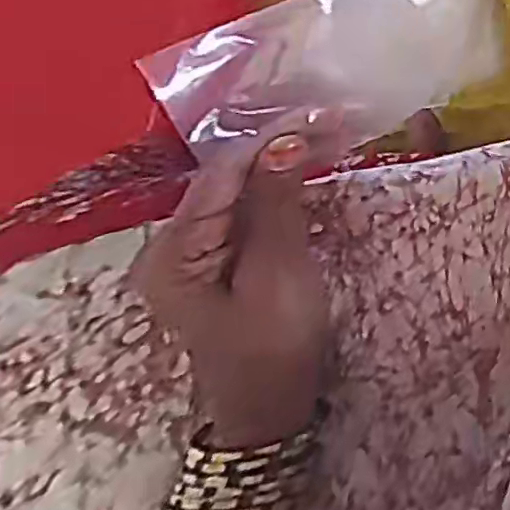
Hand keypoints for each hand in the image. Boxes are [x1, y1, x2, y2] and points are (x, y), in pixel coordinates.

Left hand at [133, 134, 328, 447]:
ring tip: (335, 130)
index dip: (268, 139)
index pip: (219, 176)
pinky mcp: (231, 246)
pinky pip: (256, 200)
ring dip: (289, 154)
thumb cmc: (272, 338)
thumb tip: (285, 142)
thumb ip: (277, 204)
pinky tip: (318, 159)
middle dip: (281, 141)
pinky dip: (289, 177)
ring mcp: (204, 243)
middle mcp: (178, 240)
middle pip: (230, 175)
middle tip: (337, 117)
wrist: (274, 395)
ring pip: (246, 183)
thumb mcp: (278, 271)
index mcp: (173, 252)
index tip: (321, 114)